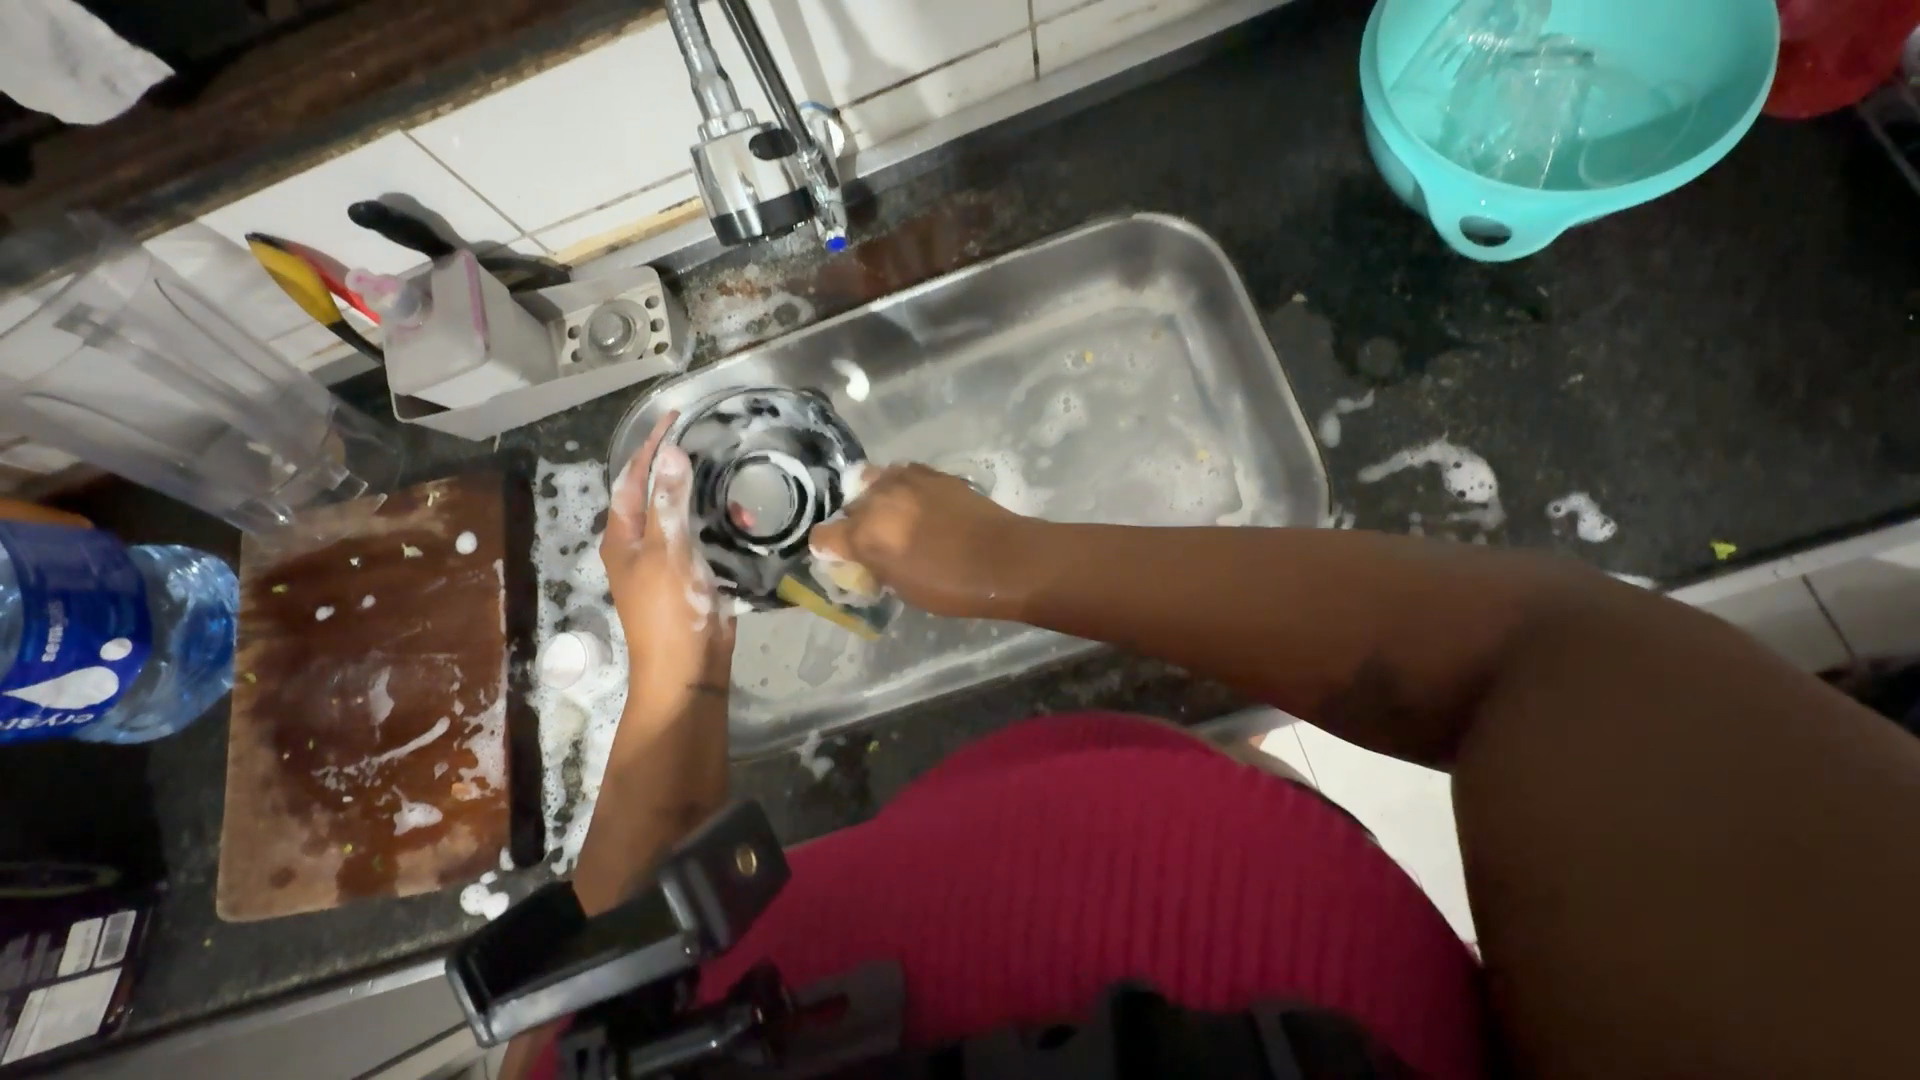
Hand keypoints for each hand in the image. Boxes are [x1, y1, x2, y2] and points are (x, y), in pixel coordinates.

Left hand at [603, 414, 734, 698]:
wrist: (687, 668)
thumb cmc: (670, 609)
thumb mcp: (668, 551)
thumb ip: (670, 501)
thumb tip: (670, 452)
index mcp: (623, 536)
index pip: (633, 478)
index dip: (650, 446)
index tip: (675, 418)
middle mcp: (640, 545)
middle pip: (658, 495)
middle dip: (683, 470)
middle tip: (712, 447)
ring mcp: (666, 562)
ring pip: (686, 517)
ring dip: (709, 502)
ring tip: (740, 492)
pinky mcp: (692, 577)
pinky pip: (705, 540)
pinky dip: (722, 527)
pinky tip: (745, 524)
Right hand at [809, 464, 1042, 618]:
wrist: (1003, 558)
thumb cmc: (952, 586)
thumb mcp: (903, 587)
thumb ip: (875, 566)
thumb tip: (865, 558)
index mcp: (864, 535)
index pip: (822, 536)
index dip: (828, 548)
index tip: (841, 557)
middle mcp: (877, 500)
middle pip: (849, 507)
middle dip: (855, 523)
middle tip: (875, 542)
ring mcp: (905, 480)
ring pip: (873, 482)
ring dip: (876, 498)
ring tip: (892, 515)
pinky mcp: (932, 472)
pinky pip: (902, 474)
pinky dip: (902, 486)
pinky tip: (915, 501)